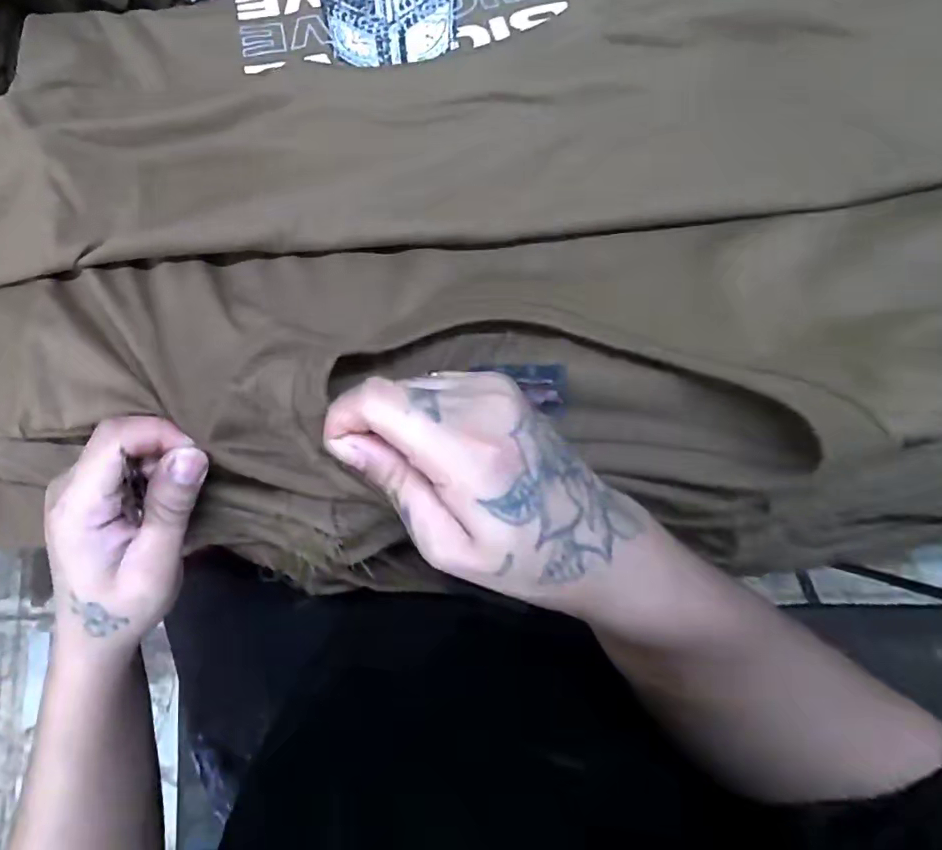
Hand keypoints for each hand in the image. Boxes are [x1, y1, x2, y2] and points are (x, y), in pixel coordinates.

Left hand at [45, 418, 208, 664]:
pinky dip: (143, 469)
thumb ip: (170, 506)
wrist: (92, 640)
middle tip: (190, 476)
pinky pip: (113, 461)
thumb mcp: (156, 565)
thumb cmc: (123, 610)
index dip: (156, 432)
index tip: (194, 455)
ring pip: (115, 444)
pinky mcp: (80, 492)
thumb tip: (193, 452)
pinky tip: (157, 498)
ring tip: (175, 494)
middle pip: (113, 436)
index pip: (112, 437)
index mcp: (76, 503)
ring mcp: (69, 487)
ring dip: (152, 457)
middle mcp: (65, 485)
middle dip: (158, 444)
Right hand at [323, 374, 672, 619]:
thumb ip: (393, 482)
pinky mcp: (498, 382)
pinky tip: (437, 443)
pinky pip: (429, 384)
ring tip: (416, 460)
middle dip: (366, 422)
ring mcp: (493, 386)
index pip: (377, 399)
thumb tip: (341, 440)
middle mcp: (480, 403)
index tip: (340, 449)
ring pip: (405, 384)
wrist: (601, 542)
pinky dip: (416, 410)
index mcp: (467, 451)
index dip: (343, 416)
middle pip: (386, 389)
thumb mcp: (444, 544)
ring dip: (392, 417)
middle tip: (381, 466)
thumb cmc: (521, 560)